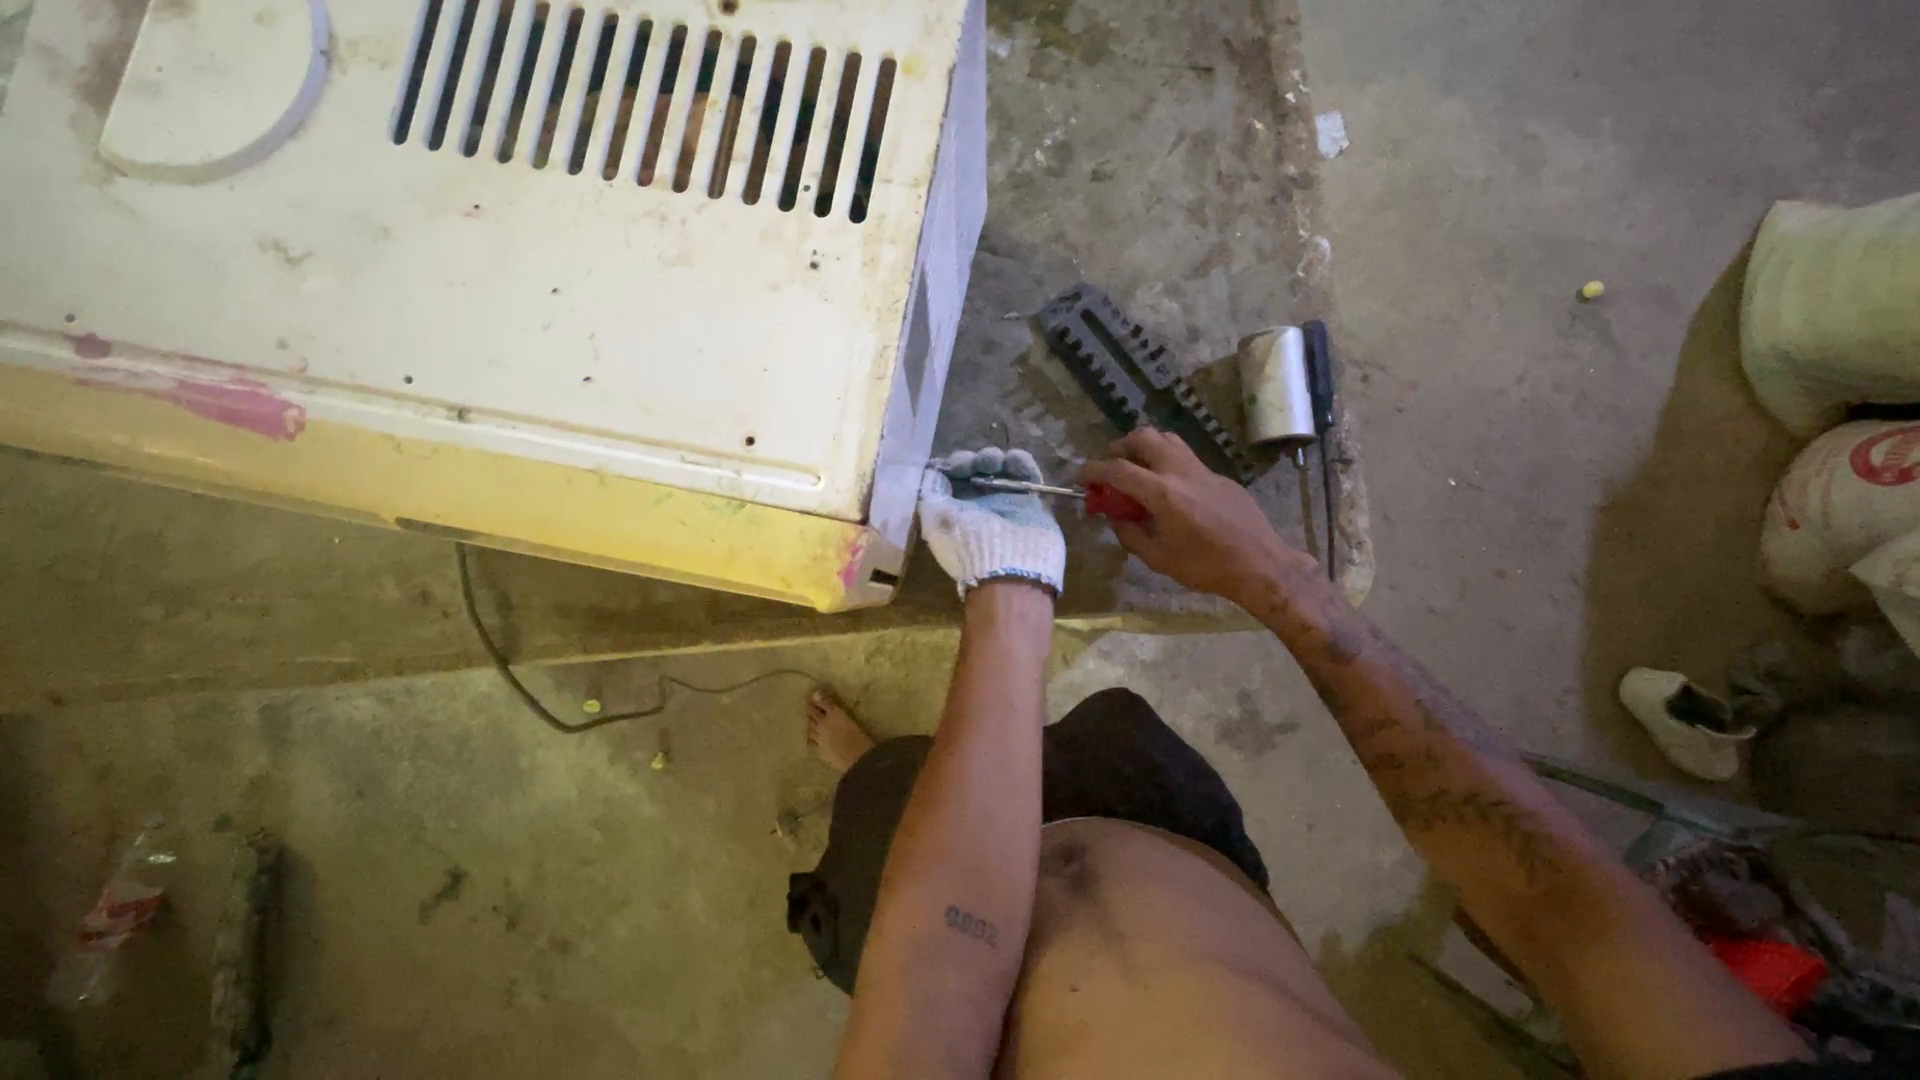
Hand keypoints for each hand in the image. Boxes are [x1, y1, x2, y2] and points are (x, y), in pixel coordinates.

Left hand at [918, 448, 1066, 599]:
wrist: (1010, 569)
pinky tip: (1014, 461)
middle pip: (974, 469)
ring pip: (999, 468)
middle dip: (971, 460)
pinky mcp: (1031, 501)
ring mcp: (1006, 502)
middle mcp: (978, 505)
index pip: (949, 478)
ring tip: (994, 462)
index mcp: (954, 511)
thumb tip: (932, 473)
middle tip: (975, 464)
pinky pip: (1026, 473)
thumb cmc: (968, 544)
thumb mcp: (934, 520)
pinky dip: (1020, 462)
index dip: (950, 465)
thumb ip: (930, 493)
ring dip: (994, 457)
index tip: (951, 464)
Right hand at [1080, 428, 1309, 600]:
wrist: (1259, 563)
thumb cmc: (1205, 567)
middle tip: (1111, 465)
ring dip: (1147, 448)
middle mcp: (1181, 472)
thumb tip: (1114, 518)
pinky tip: (1169, 491)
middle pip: (1144, 438)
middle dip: (1120, 446)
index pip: (1118, 470)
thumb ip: (1130, 534)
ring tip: (1138, 470)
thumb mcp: (1158, 559)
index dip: (1093, 470)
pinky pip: (1186, 459)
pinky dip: (1168, 464)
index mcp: (1163, 494)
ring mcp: (1203, 470)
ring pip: (1169, 440)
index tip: (1080, 477)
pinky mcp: (1219, 476)